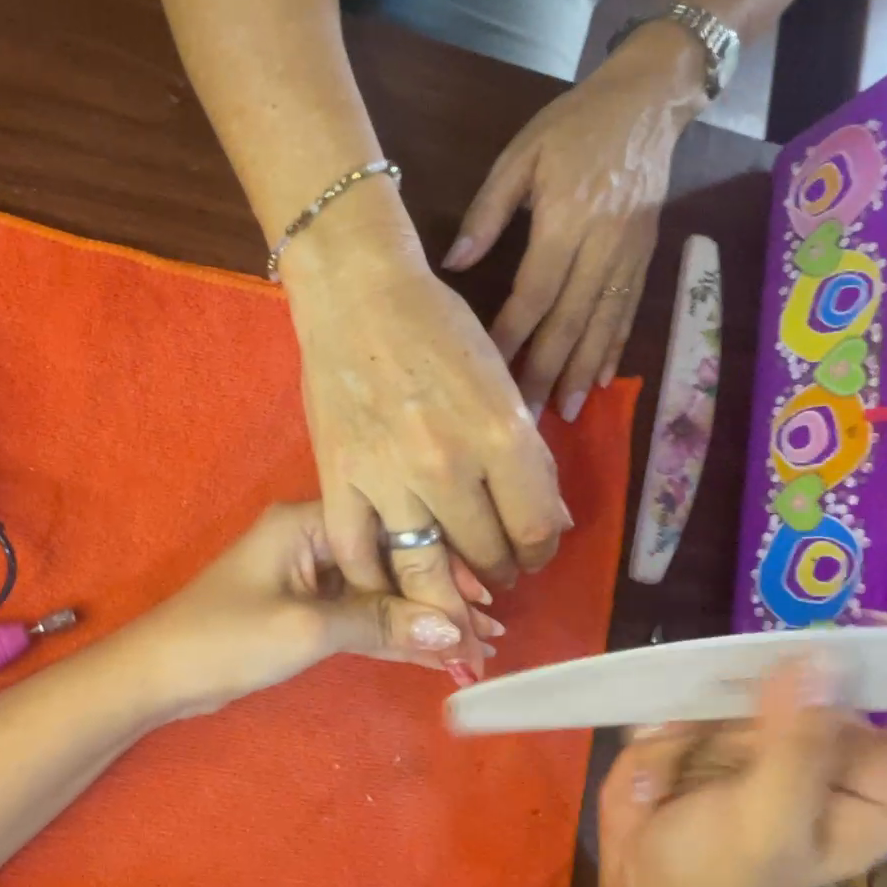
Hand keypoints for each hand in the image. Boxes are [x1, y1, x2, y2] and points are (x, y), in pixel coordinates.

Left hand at [120, 502, 500, 716]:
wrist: (159, 674)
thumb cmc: (224, 639)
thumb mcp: (305, 628)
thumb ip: (379, 621)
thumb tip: (454, 629)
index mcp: (305, 524)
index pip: (390, 534)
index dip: (440, 568)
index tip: (484, 603)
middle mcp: (310, 541)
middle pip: (389, 561)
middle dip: (438, 598)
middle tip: (490, 634)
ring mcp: (307, 577)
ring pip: (379, 592)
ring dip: (422, 620)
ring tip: (477, 649)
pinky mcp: (303, 609)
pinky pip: (360, 615)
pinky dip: (393, 634)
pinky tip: (434, 655)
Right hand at [288, 253, 569, 672]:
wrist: (357, 299)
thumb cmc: (438, 328)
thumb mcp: (502, 383)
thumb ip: (528, 455)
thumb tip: (549, 520)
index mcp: (500, 434)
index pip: (538, 528)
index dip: (543, 552)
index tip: (534, 551)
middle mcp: (447, 466)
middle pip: (487, 554)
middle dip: (501, 569)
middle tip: (496, 566)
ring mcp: (386, 477)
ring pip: (425, 566)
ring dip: (448, 587)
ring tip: (453, 584)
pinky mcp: (337, 480)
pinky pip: (356, 553)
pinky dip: (377, 579)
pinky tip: (391, 582)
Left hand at [442, 24, 705, 422]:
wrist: (653, 96)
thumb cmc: (574, 124)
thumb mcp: (520, 156)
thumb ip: (487, 213)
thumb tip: (454, 263)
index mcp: (568, 220)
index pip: (533, 293)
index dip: (510, 337)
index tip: (488, 375)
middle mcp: (605, 243)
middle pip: (571, 320)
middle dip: (546, 372)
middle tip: (525, 418)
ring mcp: (632, 251)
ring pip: (605, 322)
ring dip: (584, 371)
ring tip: (566, 413)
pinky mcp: (649, 252)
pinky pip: (630, 307)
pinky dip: (615, 346)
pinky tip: (603, 378)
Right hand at [597, 655, 886, 886]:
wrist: (640, 880)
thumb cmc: (720, 869)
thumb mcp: (768, 820)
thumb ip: (795, 745)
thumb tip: (818, 658)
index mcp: (882, 788)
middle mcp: (837, 750)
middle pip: (852, 677)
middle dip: (811, 654)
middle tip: (761, 650)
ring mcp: (773, 729)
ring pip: (774, 669)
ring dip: (731, 676)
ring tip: (690, 731)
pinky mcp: (717, 718)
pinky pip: (711, 681)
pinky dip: (687, 693)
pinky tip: (661, 741)